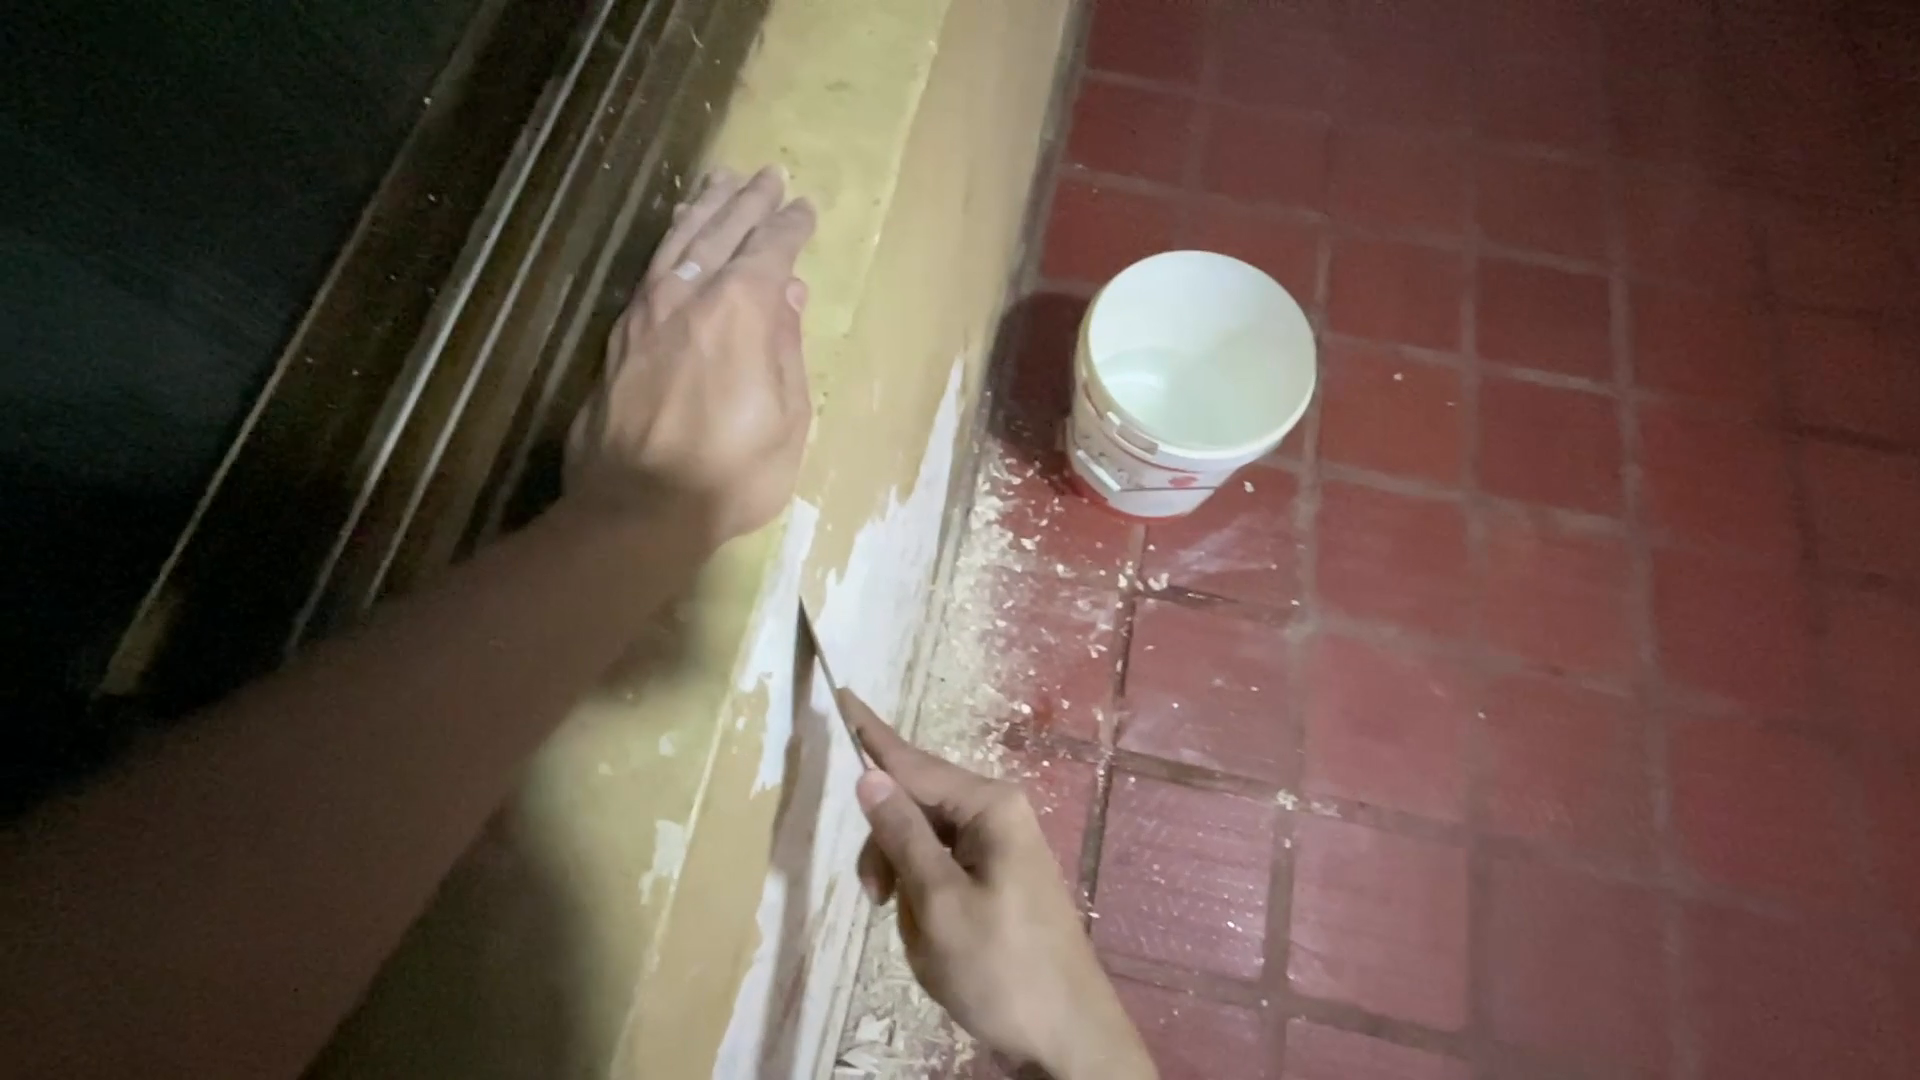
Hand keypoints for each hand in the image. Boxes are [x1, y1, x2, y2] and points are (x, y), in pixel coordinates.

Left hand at [567, 165, 816, 543]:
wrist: (640, 509)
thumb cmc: (733, 474)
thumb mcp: (788, 420)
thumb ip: (787, 349)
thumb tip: (789, 295)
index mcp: (741, 311)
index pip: (770, 251)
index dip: (790, 227)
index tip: (804, 209)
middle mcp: (690, 295)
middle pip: (721, 230)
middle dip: (749, 201)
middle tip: (768, 176)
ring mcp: (646, 313)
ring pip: (678, 242)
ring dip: (703, 208)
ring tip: (720, 182)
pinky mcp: (620, 337)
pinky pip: (651, 270)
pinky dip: (671, 243)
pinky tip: (678, 240)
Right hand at [843, 692, 1156, 1079]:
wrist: (1069, 1038)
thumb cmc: (1002, 967)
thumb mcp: (939, 902)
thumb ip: (902, 834)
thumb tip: (870, 775)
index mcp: (989, 806)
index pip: (915, 762)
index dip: (872, 735)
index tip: (843, 694)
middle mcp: (997, 812)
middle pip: (916, 805)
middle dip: (888, 848)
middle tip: (876, 899)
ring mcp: (1000, 845)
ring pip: (924, 843)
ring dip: (907, 883)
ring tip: (917, 934)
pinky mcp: (998, 876)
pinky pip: (942, 870)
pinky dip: (925, 898)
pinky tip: (935, 937)